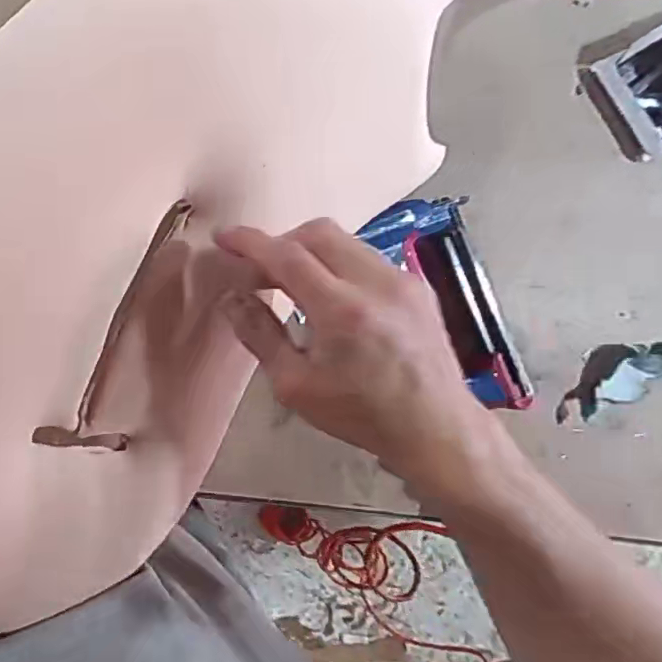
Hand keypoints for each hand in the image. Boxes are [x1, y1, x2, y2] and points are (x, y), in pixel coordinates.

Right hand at [214, 219, 500, 496]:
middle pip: (317, 233)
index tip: (224, 239)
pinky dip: (337, 263)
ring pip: (344, 240)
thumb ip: (259, 334)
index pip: (287, 255)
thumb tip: (231, 298)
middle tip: (258, 272)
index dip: (249, 242)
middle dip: (280, 243)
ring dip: (309, 251)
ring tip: (291, 284)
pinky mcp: (417, 285)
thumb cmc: (360, 414)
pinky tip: (329, 295)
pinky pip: (366, 256)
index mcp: (342, 310)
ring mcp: (402, 279)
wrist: (437, 428)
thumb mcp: (295, 384)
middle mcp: (376, 283)